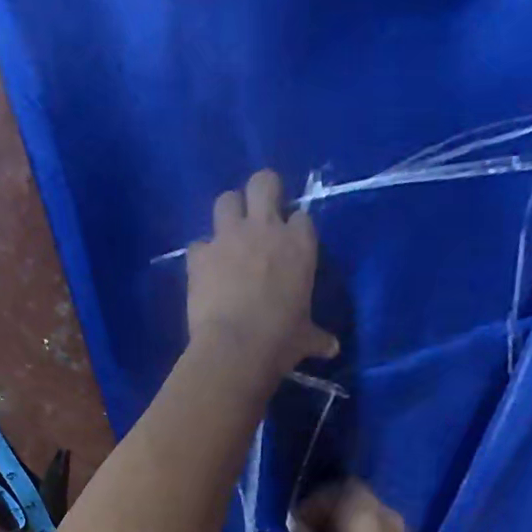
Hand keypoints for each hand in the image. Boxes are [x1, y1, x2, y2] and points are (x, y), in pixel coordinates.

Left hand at [186, 170, 338, 377]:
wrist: (235, 348)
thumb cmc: (281, 340)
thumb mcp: (306, 339)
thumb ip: (318, 337)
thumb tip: (332, 348)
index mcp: (299, 245)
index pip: (302, 217)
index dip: (295, 228)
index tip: (292, 244)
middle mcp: (264, 229)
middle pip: (263, 183)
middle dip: (263, 191)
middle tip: (261, 214)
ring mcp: (228, 238)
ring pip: (226, 199)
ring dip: (229, 213)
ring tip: (231, 235)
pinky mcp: (199, 254)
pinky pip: (199, 243)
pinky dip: (203, 255)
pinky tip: (206, 271)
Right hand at [289, 480, 433, 531]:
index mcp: (358, 512)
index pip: (327, 494)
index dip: (308, 508)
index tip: (296, 527)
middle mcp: (380, 510)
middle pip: (348, 495)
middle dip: (327, 508)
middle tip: (312, 530)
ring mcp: (396, 524)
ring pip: (364, 507)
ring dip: (344, 517)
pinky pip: (376, 521)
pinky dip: (360, 527)